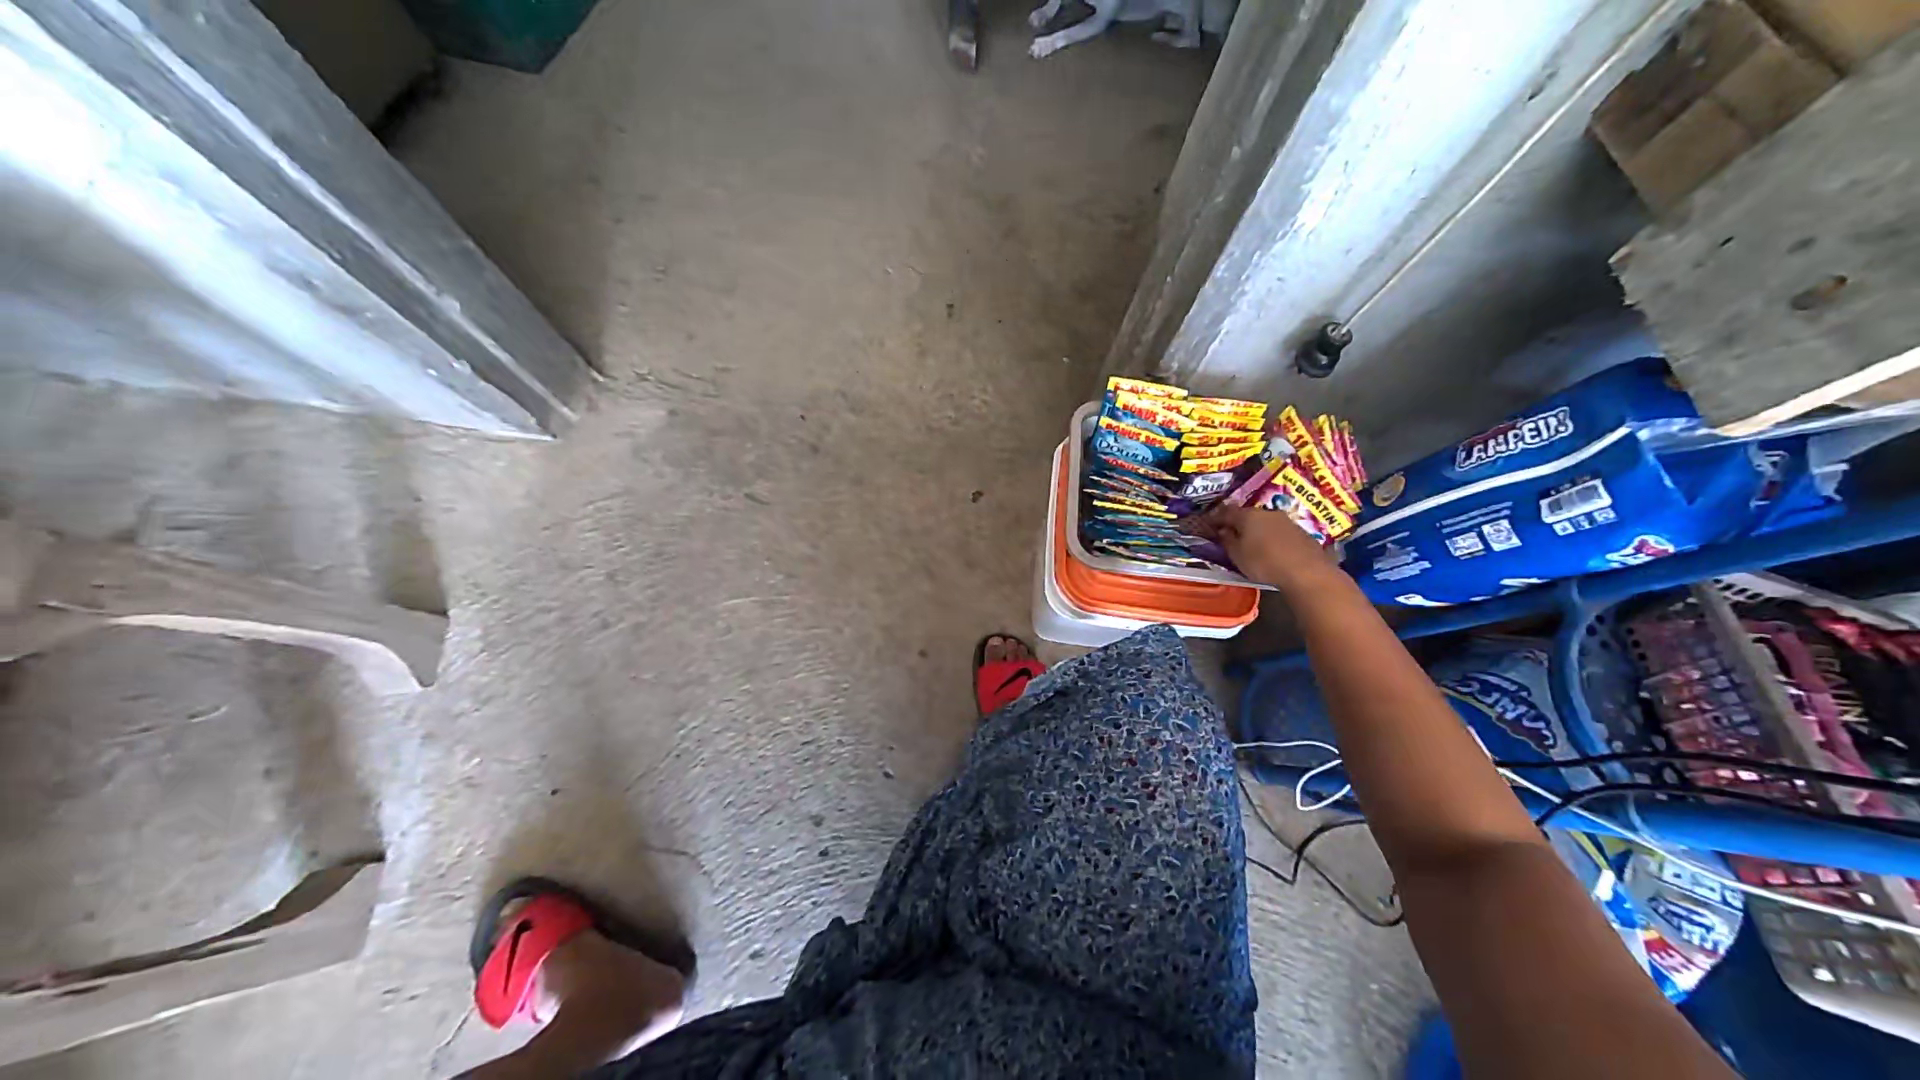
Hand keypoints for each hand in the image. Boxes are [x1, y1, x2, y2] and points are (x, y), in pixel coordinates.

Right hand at [1197, 503, 1342, 593]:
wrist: (1307, 571)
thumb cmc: (1264, 563)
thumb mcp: (1237, 556)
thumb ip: (1227, 541)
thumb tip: (1223, 531)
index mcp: (1248, 516)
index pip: (1226, 511)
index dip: (1215, 518)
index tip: (1208, 524)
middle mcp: (1267, 513)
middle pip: (1247, 515)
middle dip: (1237, 523)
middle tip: (1229, 533)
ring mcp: (1286, 521)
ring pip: (1264, 522)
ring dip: (1256, 530)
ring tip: (1250, 542)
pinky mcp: (1301, 532)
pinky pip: (1278, 531)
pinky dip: (1271, 537)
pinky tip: (1270, 549)